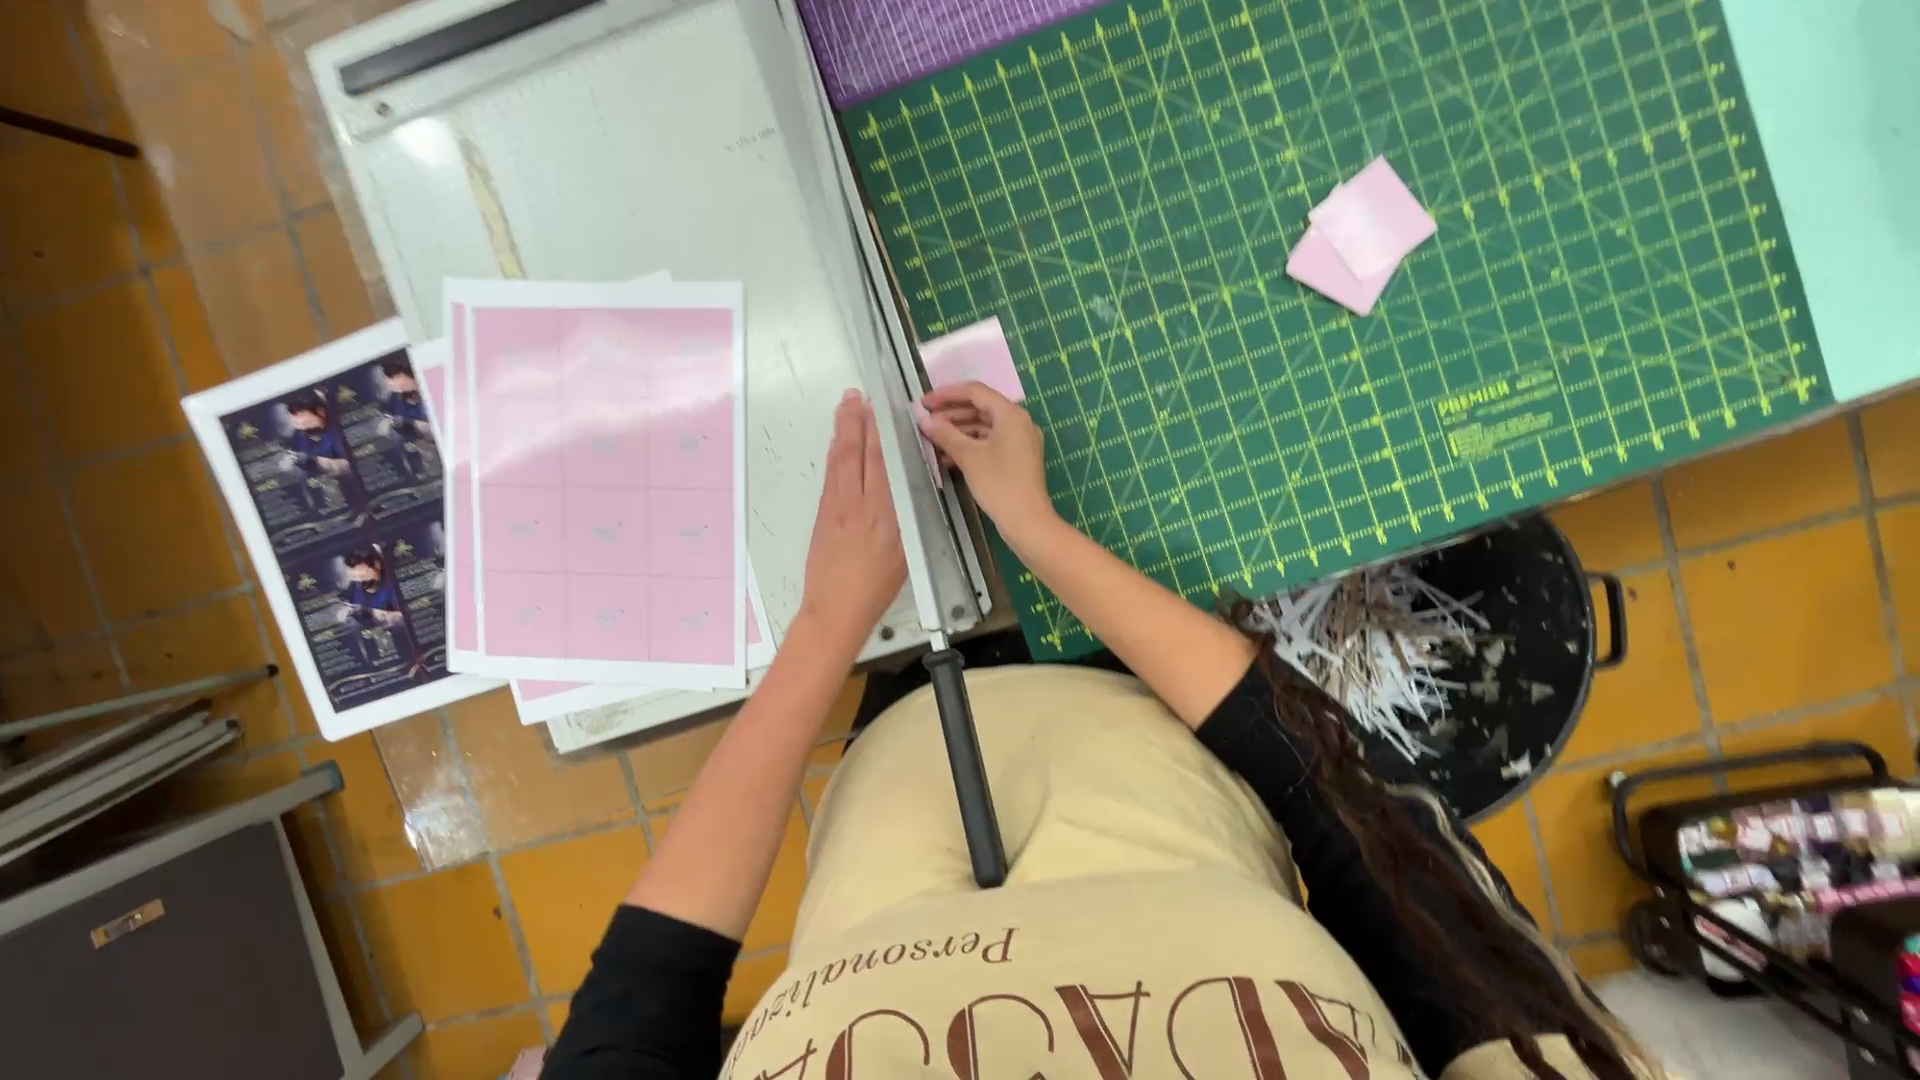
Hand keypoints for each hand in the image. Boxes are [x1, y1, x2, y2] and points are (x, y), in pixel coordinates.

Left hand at [800, 391, 906, 649]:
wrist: (835, 608)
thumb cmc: (876, 586)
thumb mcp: (905, 552)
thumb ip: (908, 517)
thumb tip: (913, 488)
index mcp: (880, 510)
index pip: (879, 460)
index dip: (878, 431)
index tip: (880, 407)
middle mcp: (854, 501)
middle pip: (852, 452)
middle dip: (854, 421)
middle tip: (855, 395)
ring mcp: (835, 507)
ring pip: (837, 460)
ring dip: (841, 432)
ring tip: (845, 409)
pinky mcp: (823, 515)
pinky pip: (830, 476)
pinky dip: (834, 455)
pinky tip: (837, 446)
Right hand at [916, 381, 1056, 537]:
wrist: (1027, 521)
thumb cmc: (999, 484)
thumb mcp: (969, 457)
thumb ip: (946, 434)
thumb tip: (925, 421)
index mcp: (1011, 414)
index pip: (975, 392)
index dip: (947, 394)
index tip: (924, 403)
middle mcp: (1019, 422)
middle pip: (980, 408)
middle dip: (951, 414)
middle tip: (926, 422)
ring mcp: (1020, 441)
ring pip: (984, 427)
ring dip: (958, 432)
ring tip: (933, 440)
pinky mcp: (1018, 459)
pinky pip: (990, 443)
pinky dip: (970, 446)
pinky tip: (948, 458)